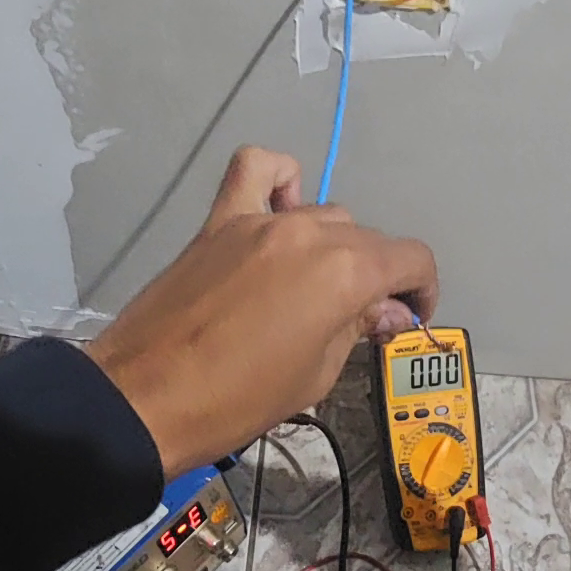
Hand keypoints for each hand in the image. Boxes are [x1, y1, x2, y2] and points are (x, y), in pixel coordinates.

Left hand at [86, 147, 436, 477]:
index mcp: (345, 273)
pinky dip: (279, 178)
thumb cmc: (240, 400)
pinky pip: (254, 170)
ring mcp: (261, 220)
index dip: (423, 290)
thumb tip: (392, 310)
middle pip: (368, 239)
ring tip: (316, 283)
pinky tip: (282, 206)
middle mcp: (311, 233)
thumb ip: (359, 328)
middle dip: (377, 277)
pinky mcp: (219, 221)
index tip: (410, 317)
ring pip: (323, 213)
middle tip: (360, 318)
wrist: (147, 400)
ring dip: (335, 247)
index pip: (411, 258)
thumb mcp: (316, 374)